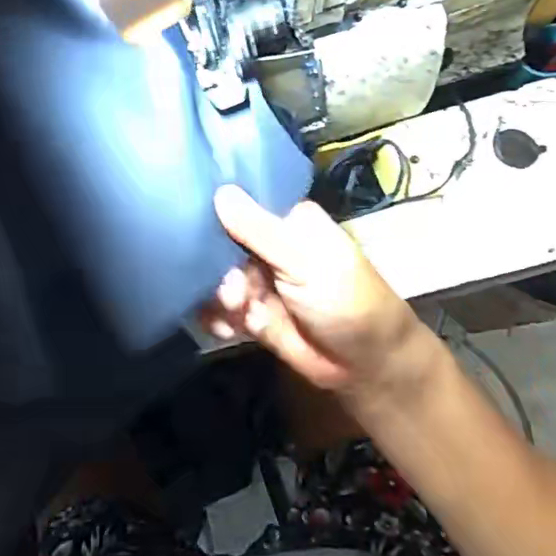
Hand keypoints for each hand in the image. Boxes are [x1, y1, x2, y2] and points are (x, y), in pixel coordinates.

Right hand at [201, 186, 440, 405]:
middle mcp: (267, 245)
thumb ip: (260, 229)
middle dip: (217, 266)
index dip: (216, 206)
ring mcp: (257, 279)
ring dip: (219, 296)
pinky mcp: (249, 313)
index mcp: (287, 220)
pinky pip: (218, 308)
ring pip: (216, 277)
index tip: (192, 215)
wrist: (364, 365)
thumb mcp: (303, 260)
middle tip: (232, 289)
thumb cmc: (345, 299)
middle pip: (220, 241)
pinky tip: (226, 328)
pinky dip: (216, 318)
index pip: (243, 200)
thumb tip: (220, 191)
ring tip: (237, 311)